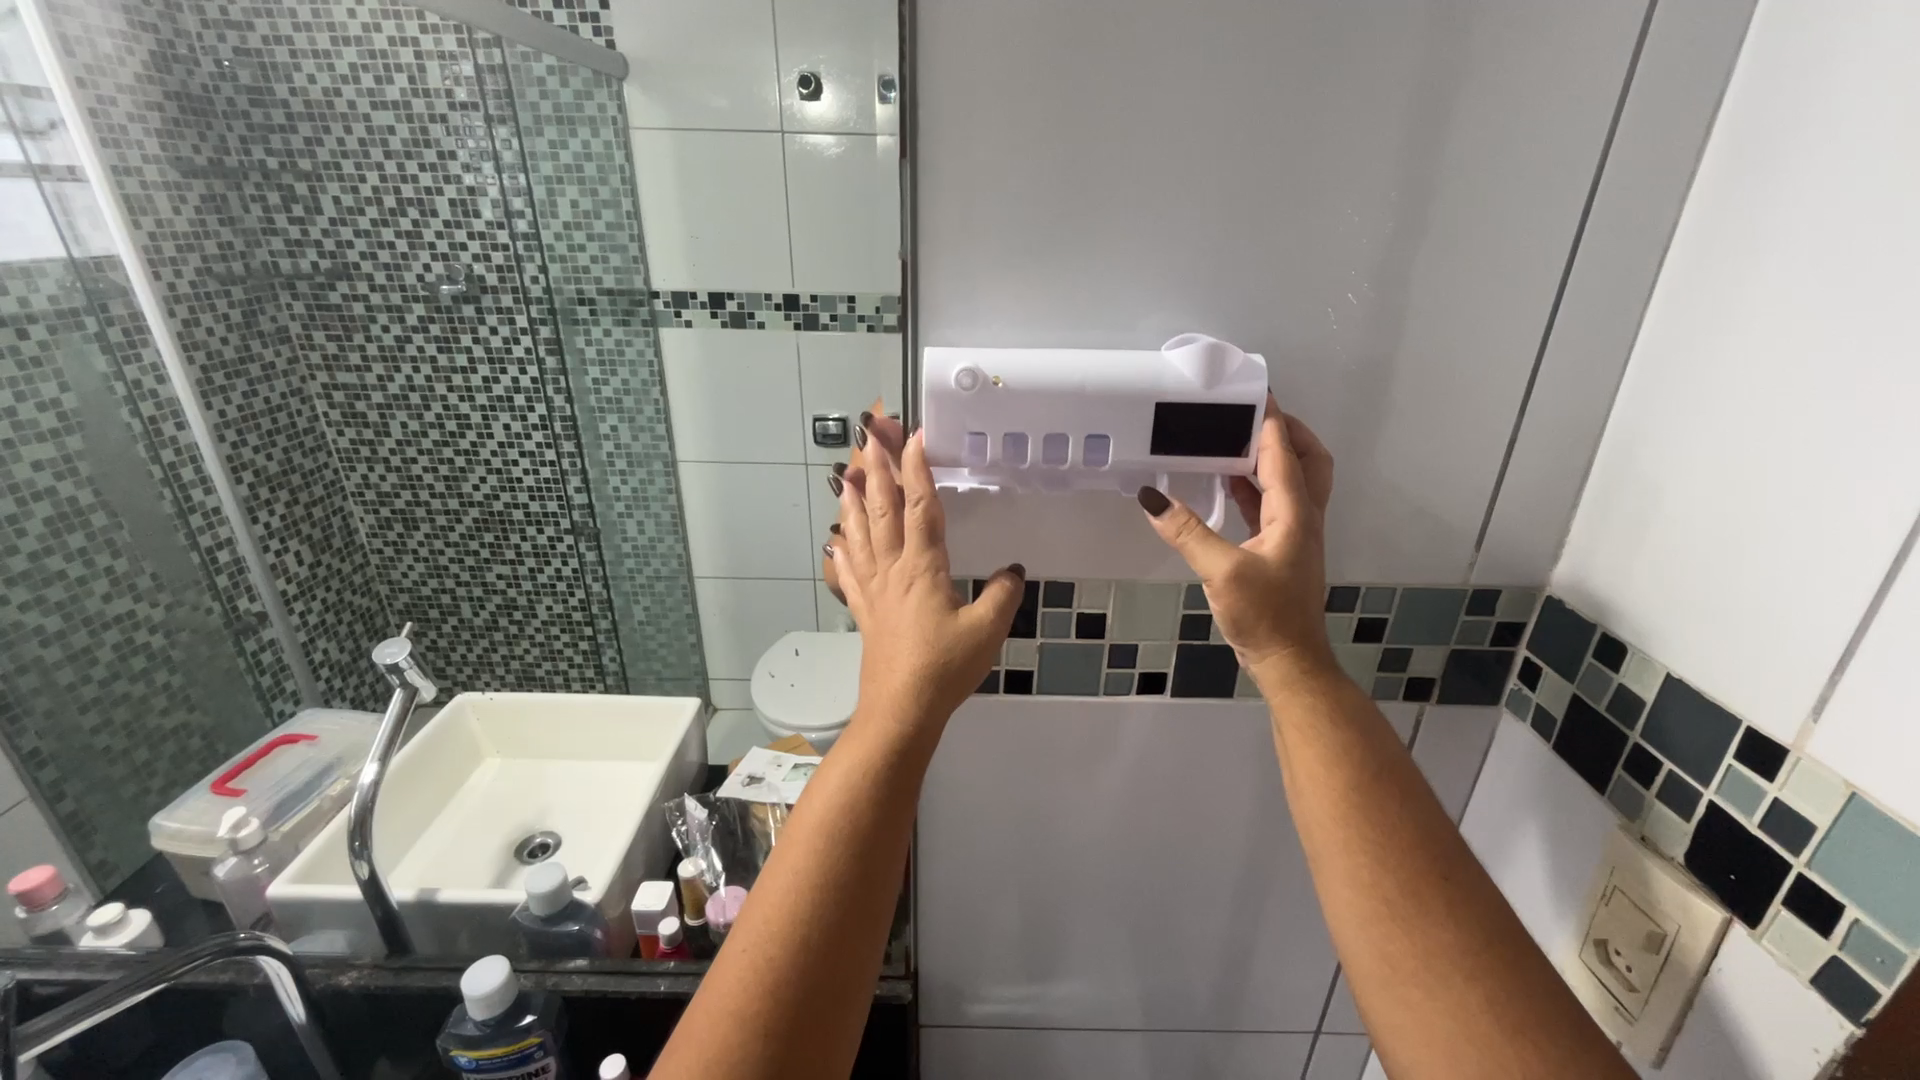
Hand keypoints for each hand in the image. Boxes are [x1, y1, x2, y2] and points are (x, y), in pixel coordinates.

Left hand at [827, 421, 1024, 733]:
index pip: (920, 507)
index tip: (914, 436)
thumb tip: (1013, 571)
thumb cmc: (944, 668)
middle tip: (870, 436)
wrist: (900, 710)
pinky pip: (850, 574)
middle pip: (882, 510)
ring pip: (860, 535)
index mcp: (923, 568)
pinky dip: (841, 553)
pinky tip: (834, 543)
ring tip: (846, 475)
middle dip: (878, 470)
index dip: (918, 469)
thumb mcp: (988, 631)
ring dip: (853, 501)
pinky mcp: (864, 613)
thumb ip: (1003, 596)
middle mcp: (893, 570)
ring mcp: (873, 591)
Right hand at [1138, 397, 1336, 686]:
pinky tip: (1225, 484)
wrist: (1288, 660)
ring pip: (1291, 481)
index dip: (1269, 421)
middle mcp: (1302, 516)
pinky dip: (1253, 486)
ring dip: (1269, 457)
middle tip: (1250, 416)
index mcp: (1294, 513)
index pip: (1284, 453)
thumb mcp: (1221, 571)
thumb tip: (1151, 495)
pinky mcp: (1280, 549)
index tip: (1250, 393)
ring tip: (1232, 440)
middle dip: (1285, 432)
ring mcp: (1293, 533)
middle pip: (1307, 460)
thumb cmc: (1264, 615)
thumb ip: (1186, 531)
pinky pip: (1271, 503)